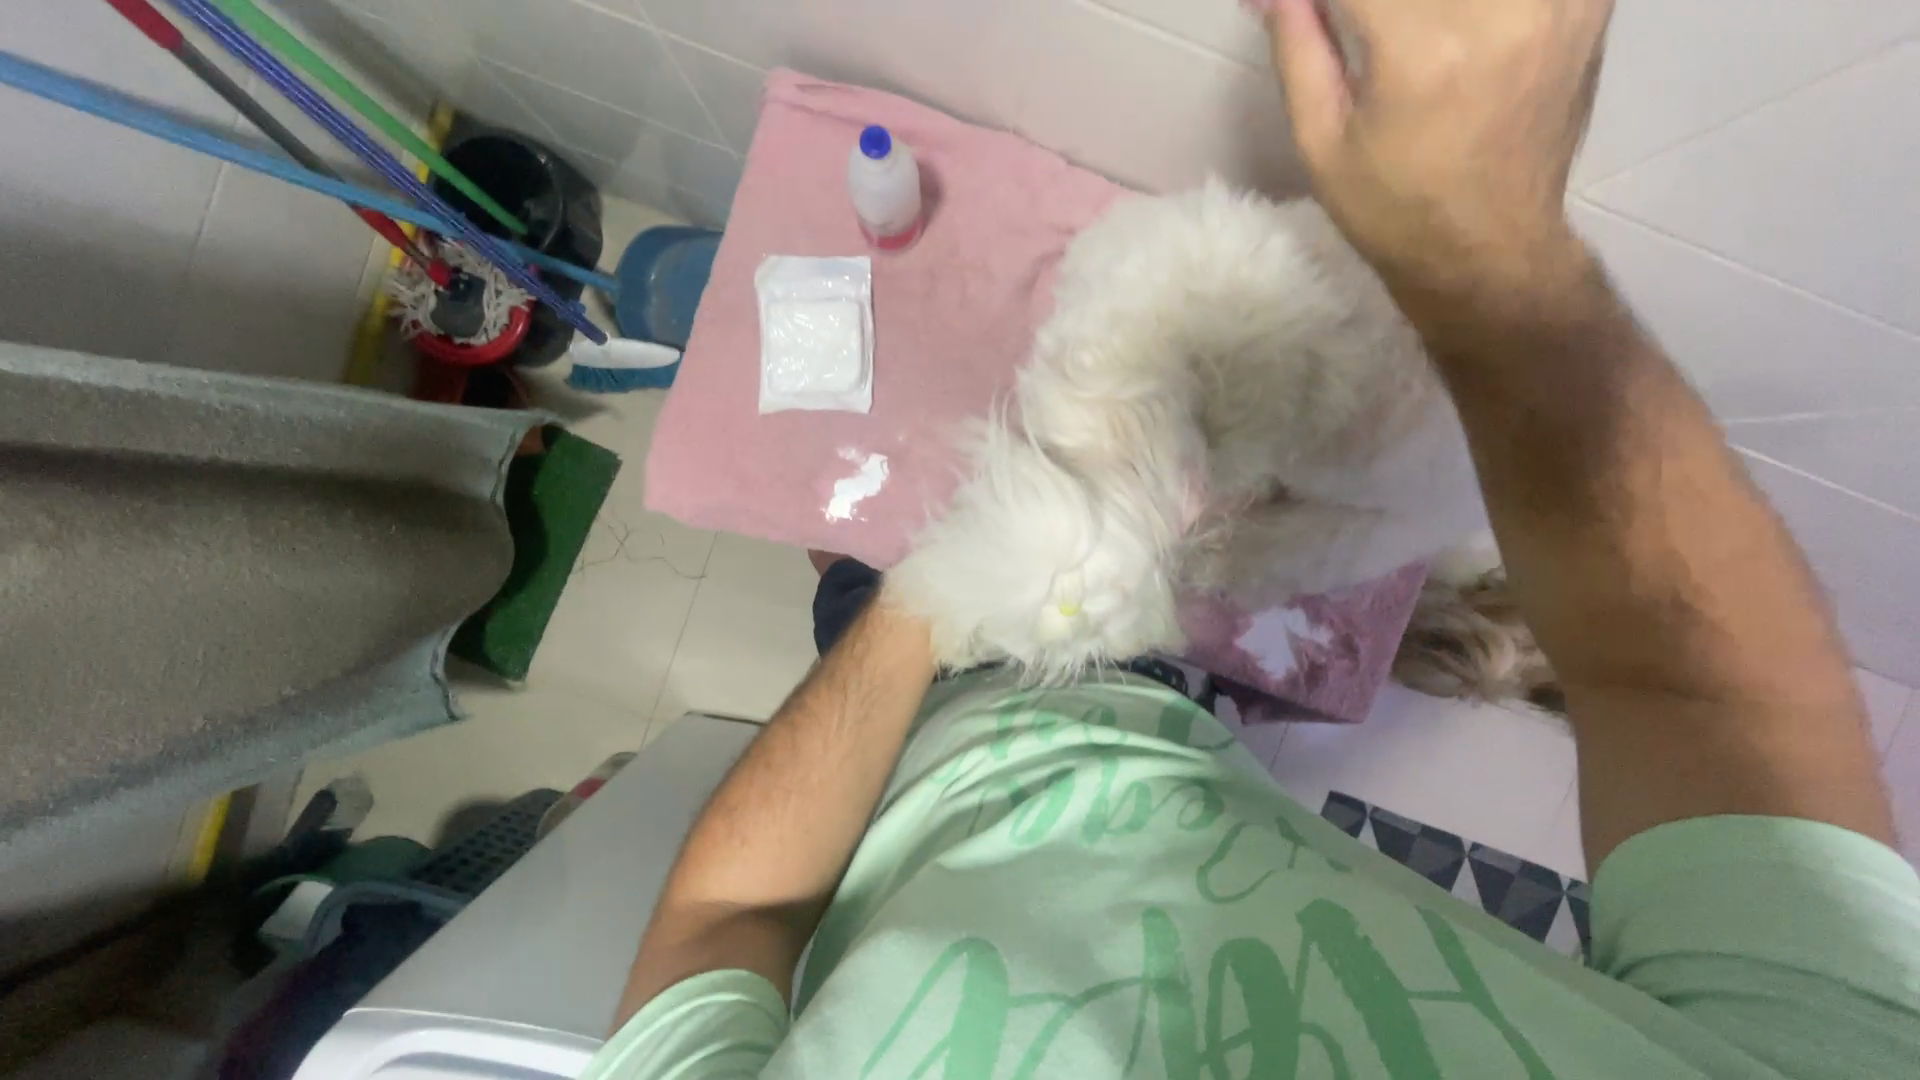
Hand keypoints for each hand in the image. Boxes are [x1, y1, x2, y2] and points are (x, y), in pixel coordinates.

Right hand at [1266, 0, 1614, 305]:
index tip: (1296, 5)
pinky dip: (1470, 6)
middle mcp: (1501, 8)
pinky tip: (1454, 30)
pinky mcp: (1589, 1)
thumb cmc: (1390, 210)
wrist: (1486, 249)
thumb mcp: (1322, 143)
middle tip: (1355, 24)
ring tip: (1400, 33)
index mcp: (1421, 52)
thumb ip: (1298, 49)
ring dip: (1417, 5)